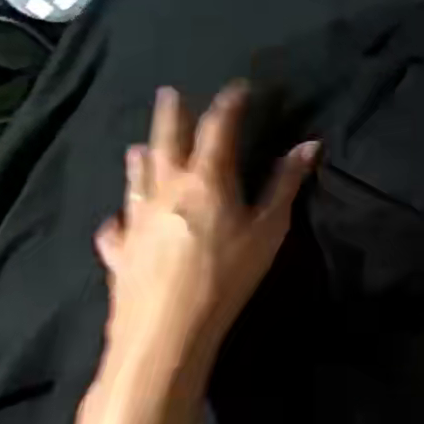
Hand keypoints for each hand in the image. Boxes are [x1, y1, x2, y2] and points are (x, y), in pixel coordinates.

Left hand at [94, 82, 318, 364]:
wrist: (163, 336)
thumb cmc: (226, 274)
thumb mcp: (269, 227)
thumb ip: (286, 183)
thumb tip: (309, 144)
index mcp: (207, 179)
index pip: (218, 129)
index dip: (229, 105)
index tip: (238, 87)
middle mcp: (167, 191)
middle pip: (166, 144)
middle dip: (171, 116)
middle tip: (168, 92)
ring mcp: (137, 223)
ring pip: (138, 181)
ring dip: (141, 159)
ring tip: (137, 146)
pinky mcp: (119, 256)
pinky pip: (116, 230)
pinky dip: (118, 219)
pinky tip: (114, 221)